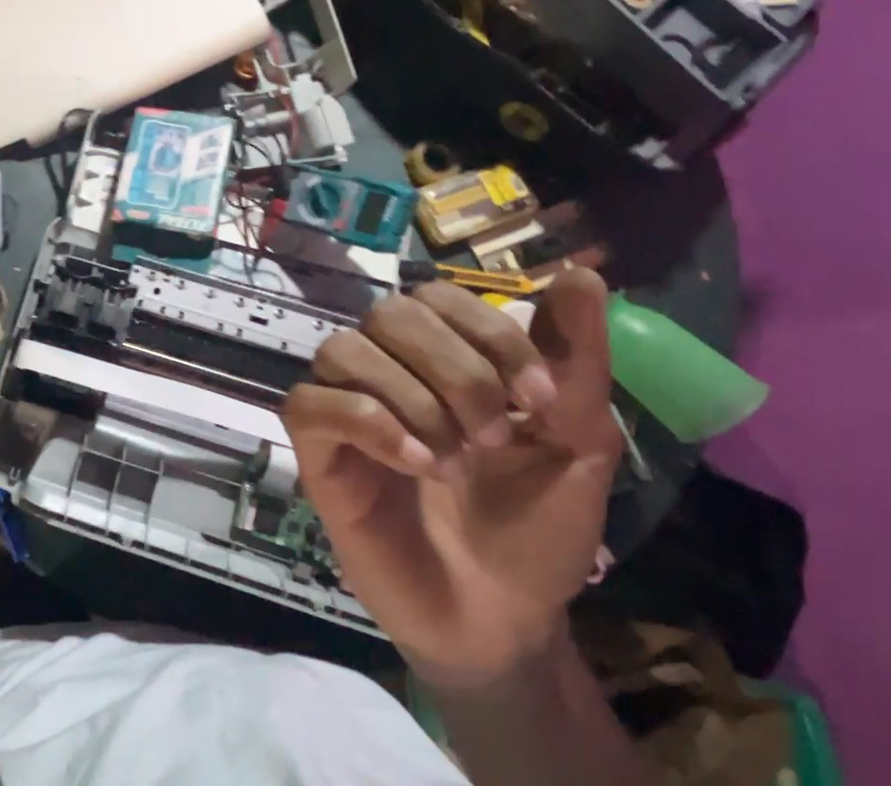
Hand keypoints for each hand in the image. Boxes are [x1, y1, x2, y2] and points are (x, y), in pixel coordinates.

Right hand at [281, 270, 620, 684]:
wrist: (500, 619)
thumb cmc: (538, 531)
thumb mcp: (578, 442)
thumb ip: (575, 360)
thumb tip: (579, 271)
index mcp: (445, 361)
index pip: (437, 296)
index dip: (488, 332)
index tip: (538, 400)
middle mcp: (388, 373)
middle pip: (387, 313)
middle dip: (453, 368)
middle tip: (495, 435)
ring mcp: (347, 412)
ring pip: (343, 350)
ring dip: (412, 397)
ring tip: (455, 458)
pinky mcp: (318, 454)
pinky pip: (311, 404)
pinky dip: (368, 423)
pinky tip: (418, 464)